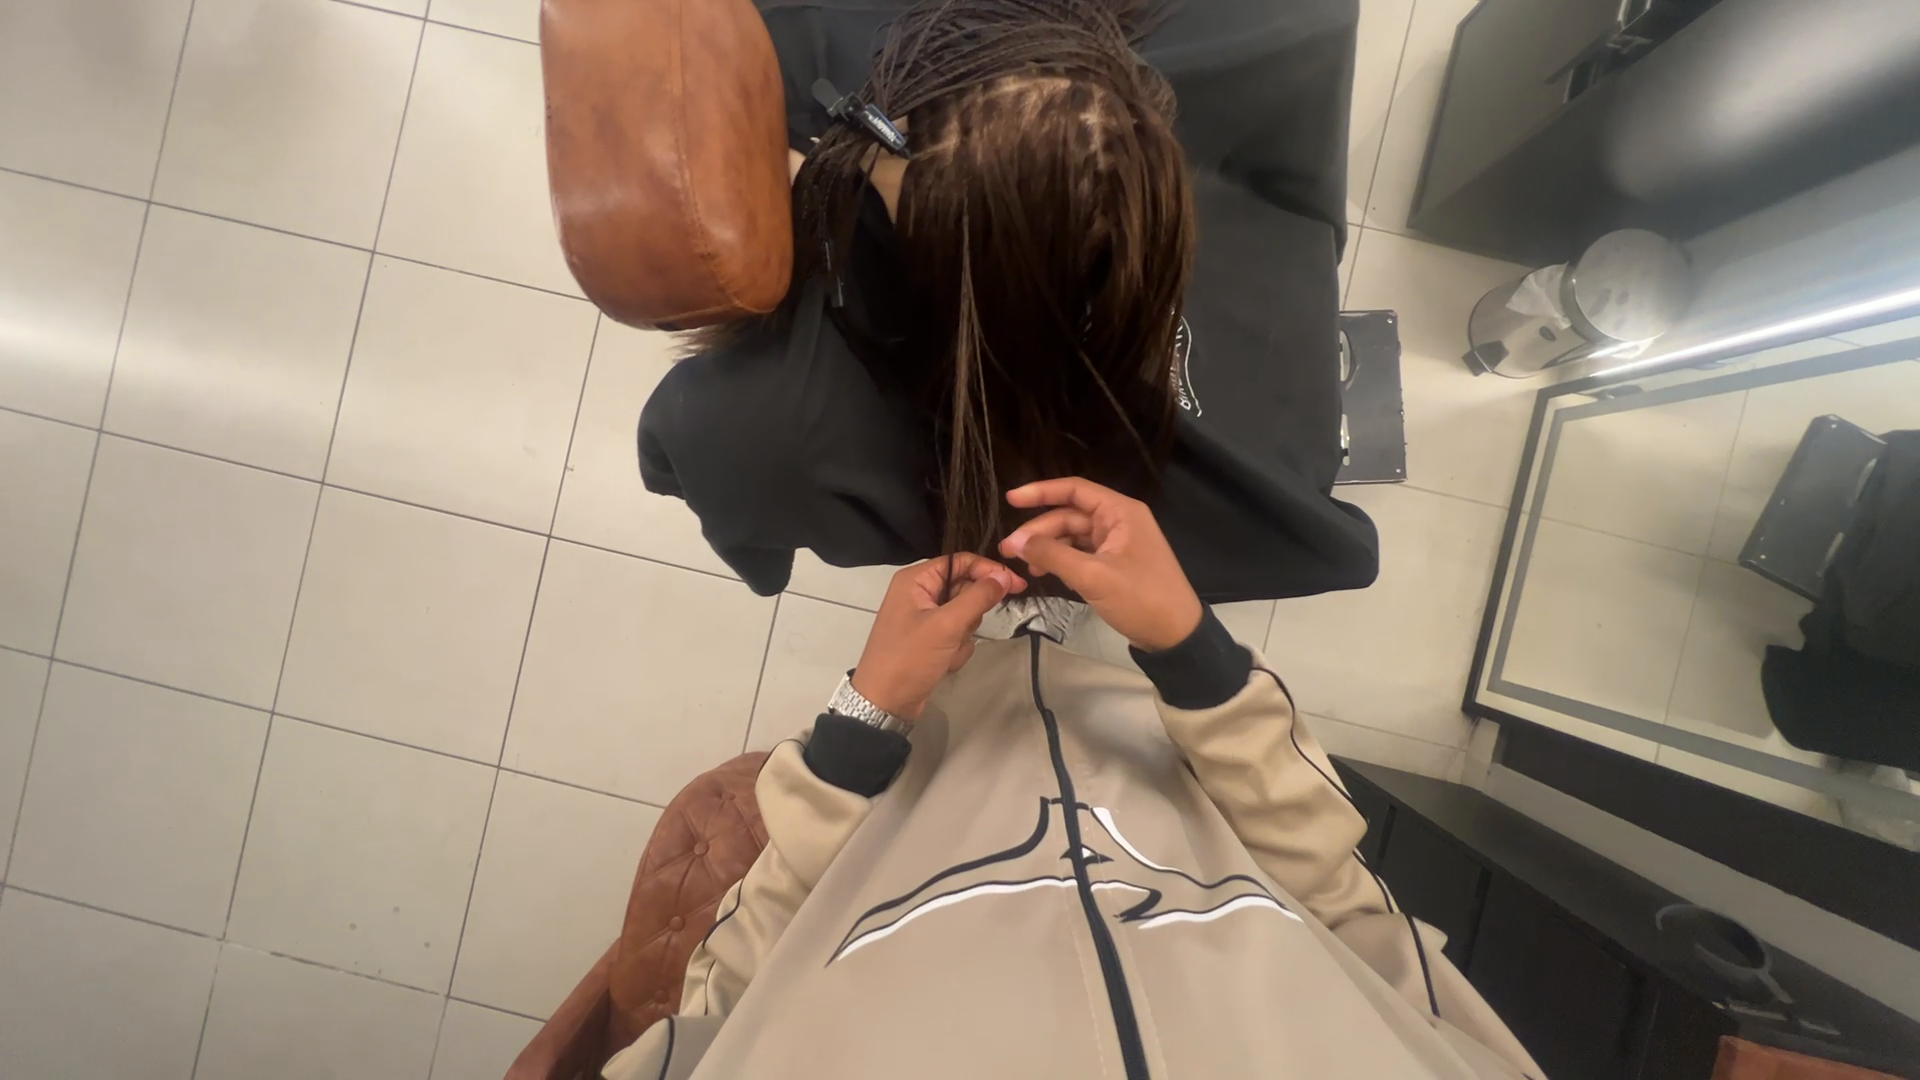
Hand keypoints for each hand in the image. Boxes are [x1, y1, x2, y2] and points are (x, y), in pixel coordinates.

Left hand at [851, 554, 1026, 718]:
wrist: (885, 703)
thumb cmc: (909, 658)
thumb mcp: (946, 625)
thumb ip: (978, 597)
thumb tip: (1004, 577)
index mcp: (916, 580)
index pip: (960, 562)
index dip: (989, 570)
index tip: (1017, 585)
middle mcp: (919, 593)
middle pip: (964, 589)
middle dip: (969, 614)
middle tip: (962, 630)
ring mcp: (925, 618)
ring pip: (964, 615)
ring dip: (962, 636)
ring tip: (946, 651)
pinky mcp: (930, 639)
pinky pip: (957, 635)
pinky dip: (956, 650)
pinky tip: (943, 663)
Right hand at [999, 477, 1201, 651]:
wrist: (1176, 636)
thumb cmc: (1141, 599)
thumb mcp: (1093, 577)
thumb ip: (1053, 555)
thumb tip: (1018, 543)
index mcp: (1120, 512)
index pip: (1074, 490)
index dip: (1040, 491)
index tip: (1010, 499)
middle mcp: (1118, 521)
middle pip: (1069, 516)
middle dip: (1038, 531)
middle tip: (1008, 550)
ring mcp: (1116, 543)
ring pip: (1072, 536)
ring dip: (1047, 548)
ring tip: (1024, 566)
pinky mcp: (1114, 564)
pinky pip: (1081, 554)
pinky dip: (1061, 561)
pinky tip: (1044, 573)